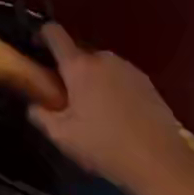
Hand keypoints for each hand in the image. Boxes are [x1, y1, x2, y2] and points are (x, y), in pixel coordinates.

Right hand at [27, 22, 193, 194]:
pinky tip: (117, 116)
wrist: (160, 160)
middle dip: (69, 71)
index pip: (55, 33)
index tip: (36, 48)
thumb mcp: (63, 137)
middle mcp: (103, 58)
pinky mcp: (146, 81)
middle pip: (78, 54)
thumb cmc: (105, 146)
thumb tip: (33, 105)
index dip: (42, 34)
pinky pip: (119, 77)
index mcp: (79, 66)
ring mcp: (128, 67)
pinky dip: (112, 88)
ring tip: (93, 111)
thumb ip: (41, 116)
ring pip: (100, 67)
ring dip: (92, 80)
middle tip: (66, 99)